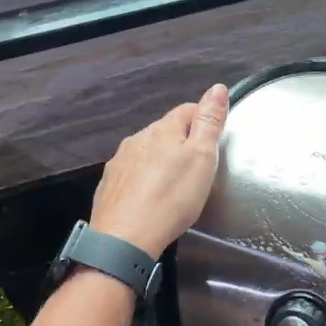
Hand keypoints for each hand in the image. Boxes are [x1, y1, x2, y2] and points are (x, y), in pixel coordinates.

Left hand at [90, 84, 229, 258]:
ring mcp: (119, 162)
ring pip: (146, 152)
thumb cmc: (172, 197)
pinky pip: (131, 174)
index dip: (204, 121)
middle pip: (165, 131)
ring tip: (174, 186)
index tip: (214, 143)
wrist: (124, 239)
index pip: (187, 109)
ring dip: (161, 161)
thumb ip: (210, 122)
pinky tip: (150, 199)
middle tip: (198, 169)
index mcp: (162, 129)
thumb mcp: (202, 158)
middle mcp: (137, 138)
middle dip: (182, 143)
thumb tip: (217, 87)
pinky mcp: (108, 185)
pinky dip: (144, 180)